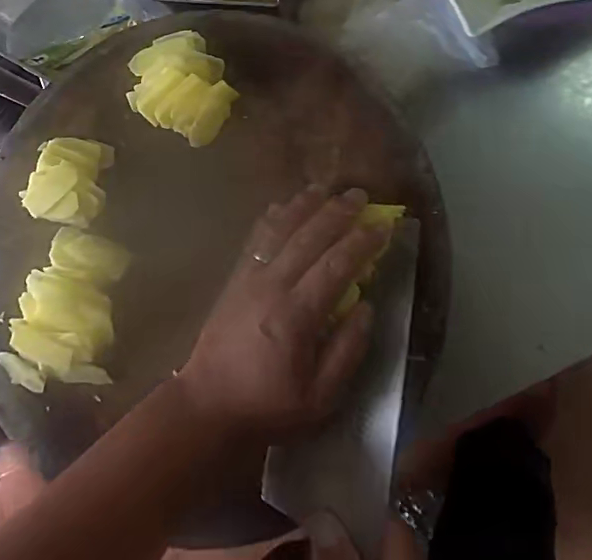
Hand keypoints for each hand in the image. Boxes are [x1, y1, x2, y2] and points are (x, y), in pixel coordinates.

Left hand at [174, 187, 388, 440]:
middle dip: (336, 213)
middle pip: (307, 238)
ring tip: (324, 188)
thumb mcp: (320, 397)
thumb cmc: (269, 405)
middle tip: (359, 194)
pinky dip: (272, 218)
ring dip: (303, 206)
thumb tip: (366, 306)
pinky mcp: (235, 277)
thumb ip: (347, 351)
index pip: (335, 266)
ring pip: (279, 230)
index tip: (382, 225)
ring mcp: (249, 277)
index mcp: (296, 316)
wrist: (209, 401)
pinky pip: (256, 239)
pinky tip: (282, 205)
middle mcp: (272, 286)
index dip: (360, 242)